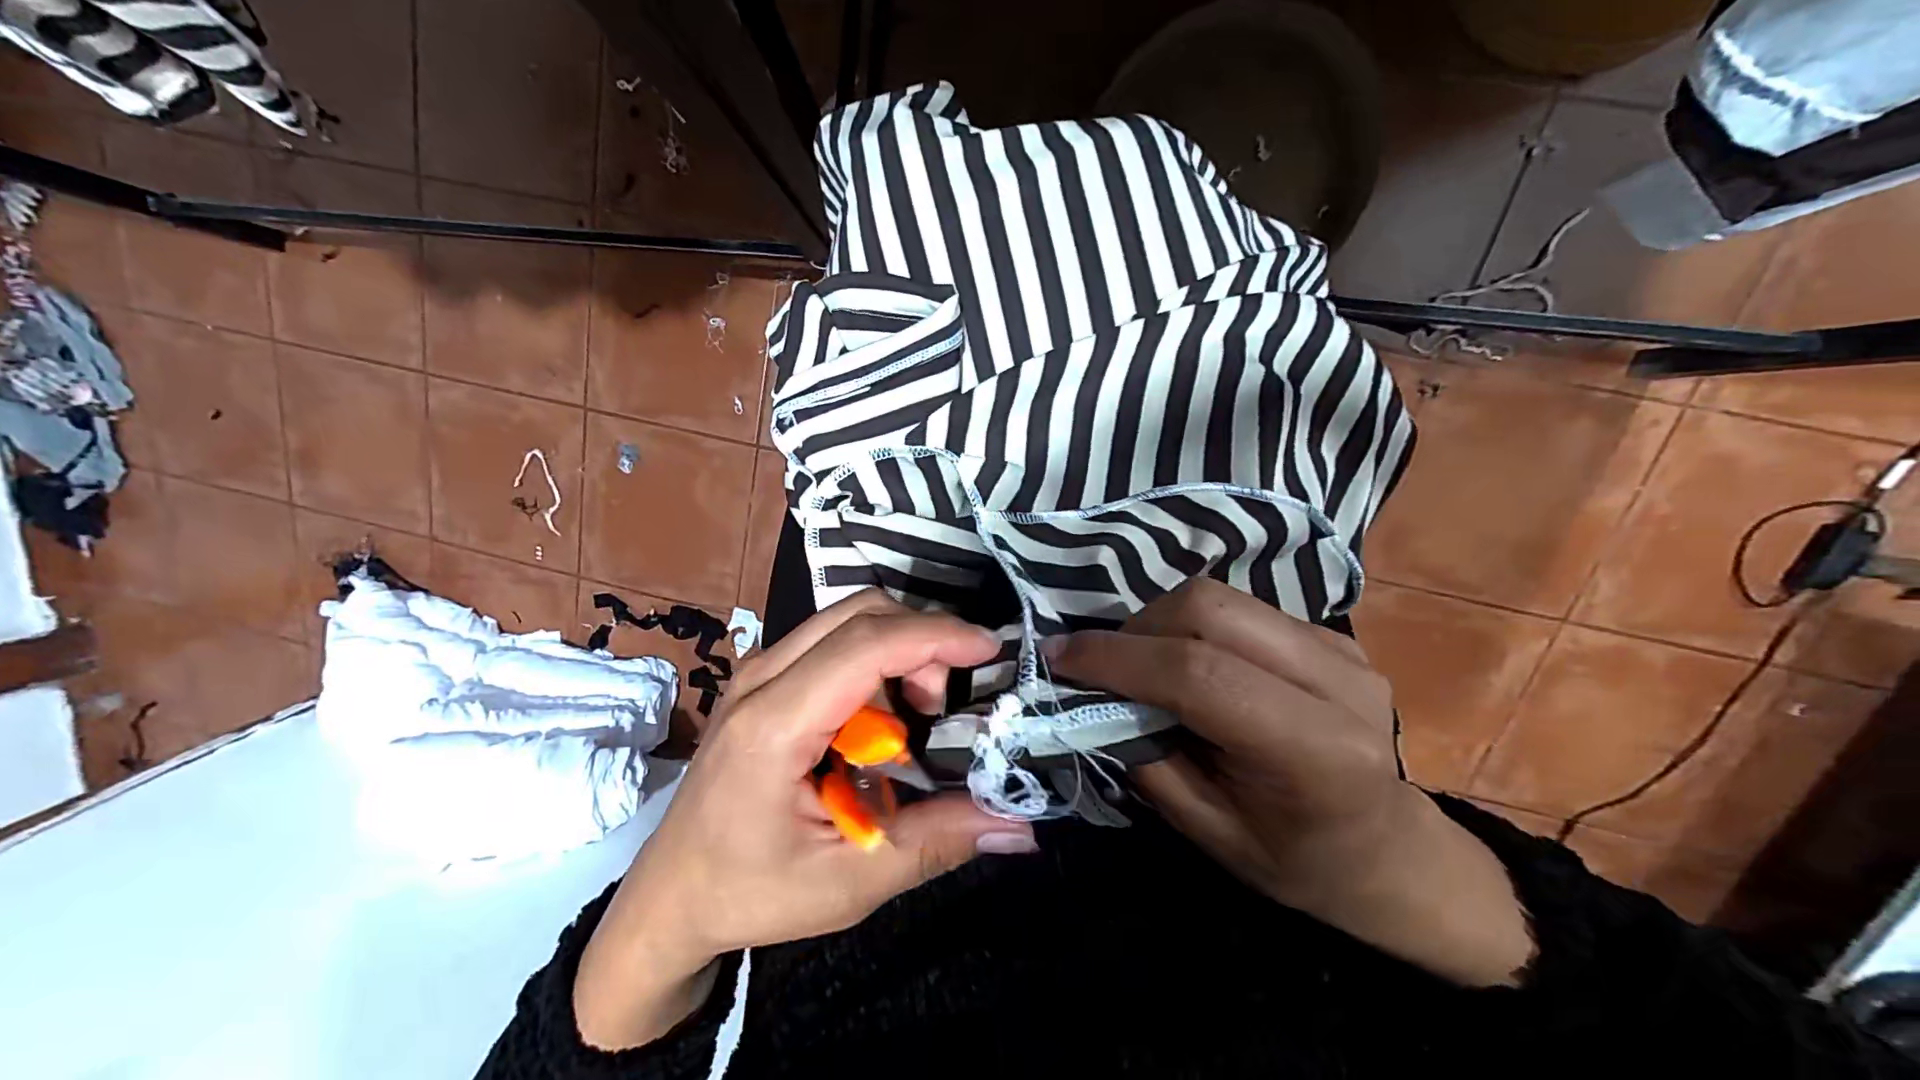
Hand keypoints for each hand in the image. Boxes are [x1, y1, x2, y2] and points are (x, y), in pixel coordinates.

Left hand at [573, 590, 1037, 1049]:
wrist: (669, 895)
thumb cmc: (751, 891)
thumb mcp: (849, 882)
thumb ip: (935, 842)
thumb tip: (1018, 823)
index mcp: (775, 725)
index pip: (866, 645)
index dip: (935, 636)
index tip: (987, 650)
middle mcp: (761, 679)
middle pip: (859, 612)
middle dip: (921, 639)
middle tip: (943, 705)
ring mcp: (756, 672)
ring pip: (846, 617)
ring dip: (897, 648)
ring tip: (912, 716)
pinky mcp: (760, 680)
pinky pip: (830, 639)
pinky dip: (873, 658)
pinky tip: (877, 717)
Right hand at [1045, 579, 1532, 986]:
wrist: (1392, 853)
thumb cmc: (1297, 861)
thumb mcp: (1206, 830)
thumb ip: (1143, 755)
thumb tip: (1086, 695)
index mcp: (1314, 750)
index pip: (1198, 674)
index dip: (1117, 658)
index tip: (1059, 657)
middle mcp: (1337, 682)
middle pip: (1210, 609)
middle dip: (1137, 627)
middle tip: (1102, 664)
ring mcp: (1341, 649)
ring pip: (1222, 596)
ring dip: (1160, 621)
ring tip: (1139, 662)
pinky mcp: (1333, 634)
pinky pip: (1241, 607)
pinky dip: (1193, 625)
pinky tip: (1187, 662)